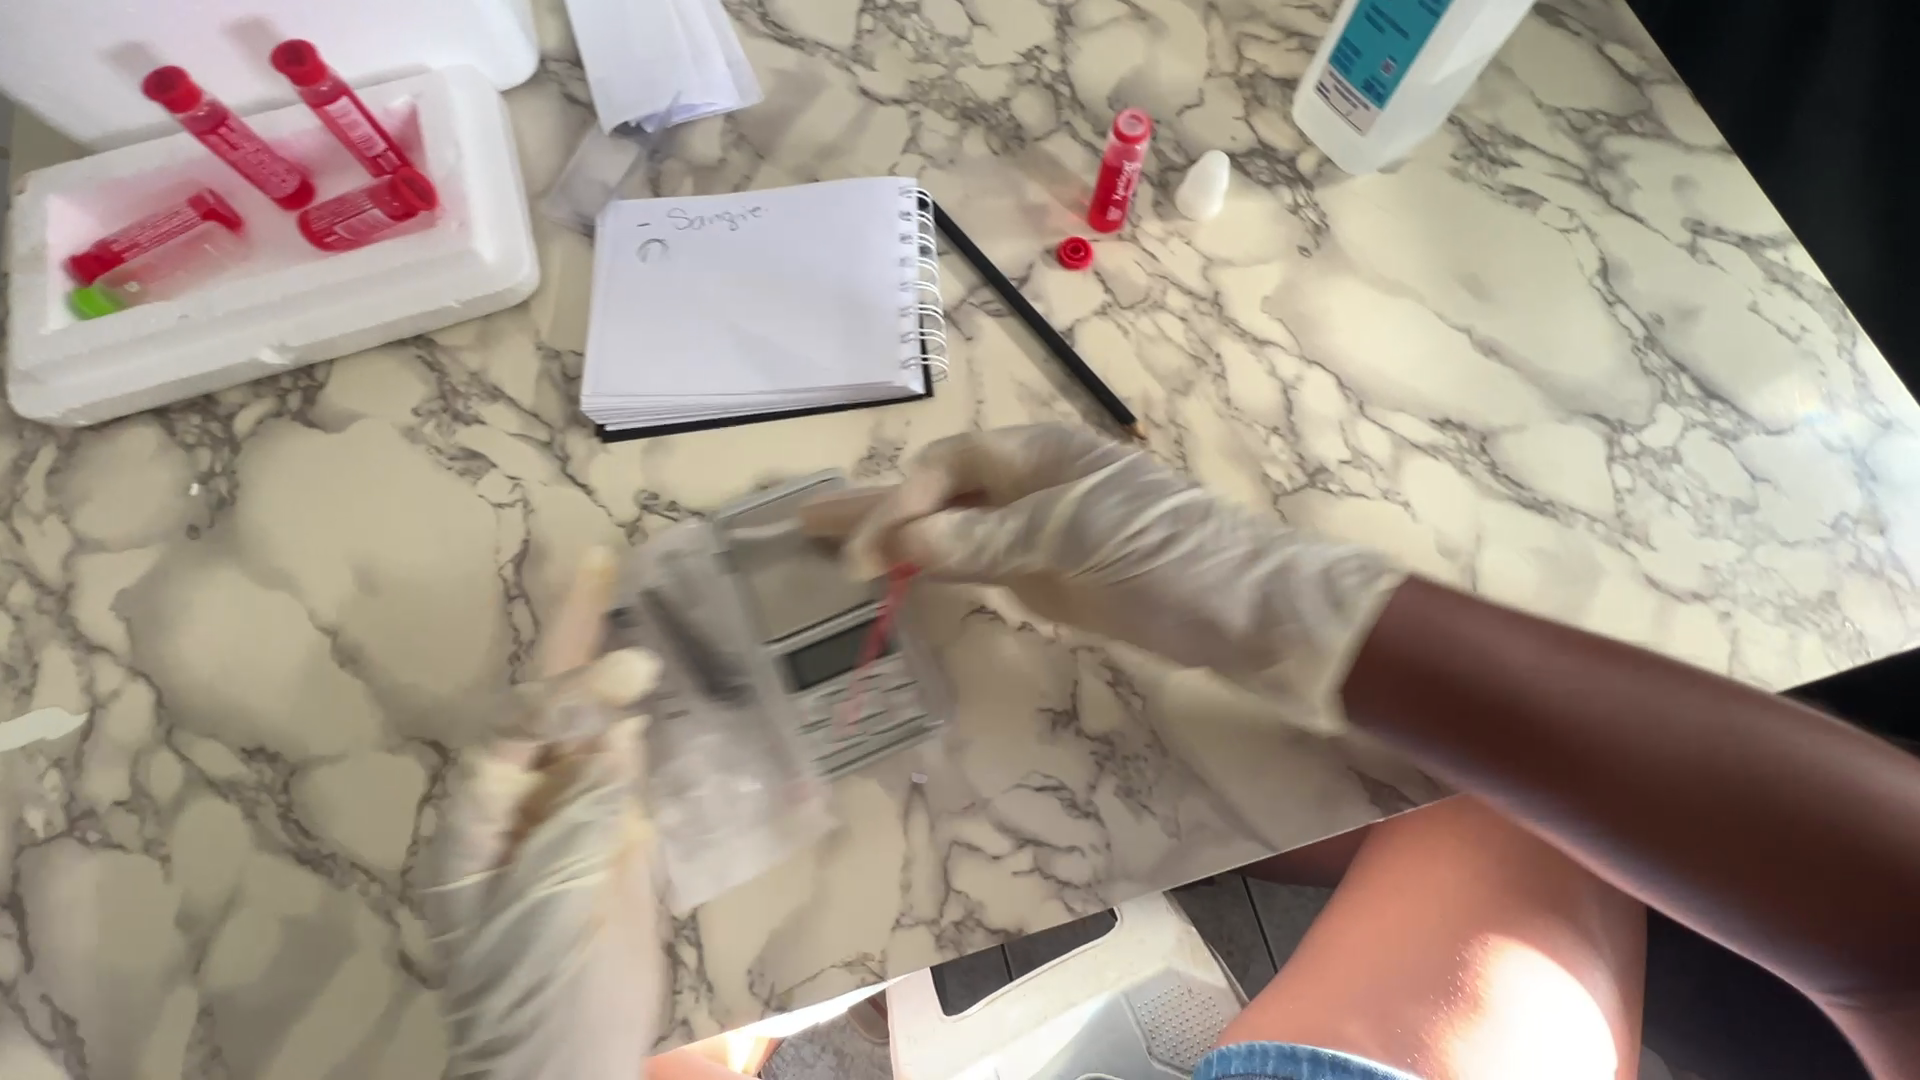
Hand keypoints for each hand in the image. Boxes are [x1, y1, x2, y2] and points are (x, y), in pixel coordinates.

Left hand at [427, 548, 668, 1079]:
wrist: (570, 1055)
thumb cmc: (542, 990)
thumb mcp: (551, 904)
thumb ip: (583, 814)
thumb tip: (620, 735)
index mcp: (481, 814)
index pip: (520, 724)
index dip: (571, 690)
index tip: (633, 672)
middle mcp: (522, 794)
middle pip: (543, 699)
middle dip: (569, 632)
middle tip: (599, 559)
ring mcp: (571, 806)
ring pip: (589, 719)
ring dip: (603, 660)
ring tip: (621, 593)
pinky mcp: (616, 824)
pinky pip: (626, 756)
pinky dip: (638, 713)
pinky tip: (652, 684)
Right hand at [846, 424, 1404, 731]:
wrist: (1241, 610)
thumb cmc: (1163, 552)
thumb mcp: (1070, 537)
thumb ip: (982, 540)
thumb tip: (901, 544)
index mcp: (1036, 455)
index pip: (946, 469)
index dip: (898, 503)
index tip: (860, 550)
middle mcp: (1028, 486)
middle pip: (938, 493)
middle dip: (877, 509)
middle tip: (806, 519)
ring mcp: (1034, 533)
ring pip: (951, 532)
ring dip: (899, 541)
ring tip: (839, 550)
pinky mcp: (1044, 576)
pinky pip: (976, 567)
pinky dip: (936, 571)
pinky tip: (902, 575)